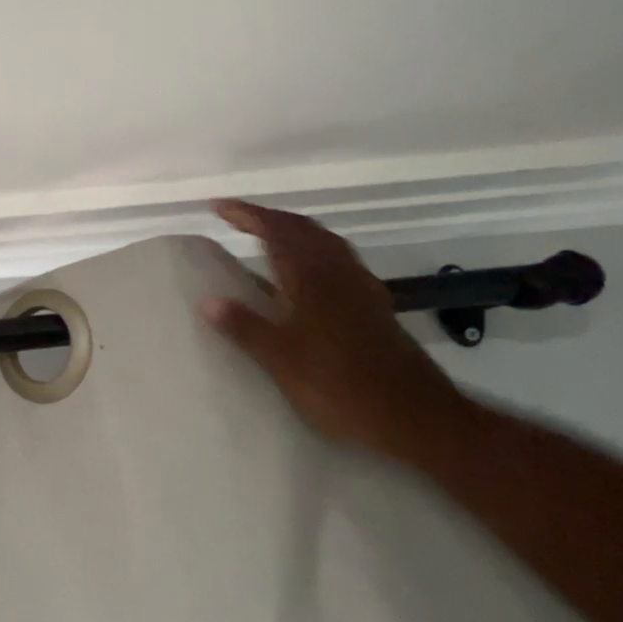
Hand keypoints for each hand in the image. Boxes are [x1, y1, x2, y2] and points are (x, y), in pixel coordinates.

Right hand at [198, 200, 472, 460]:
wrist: (414, 415)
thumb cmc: (339, 386)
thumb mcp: (281, 360)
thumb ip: (245, 328)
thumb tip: (209, 301)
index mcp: (312, 280)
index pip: (276, 232)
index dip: (247, 215)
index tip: (218, 206)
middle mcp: (339, 274)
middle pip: (304, 230)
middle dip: (270, 218)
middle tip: (239, 218)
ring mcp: (361, 289)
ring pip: (325, 244)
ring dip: (295, 233)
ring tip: (268, 239)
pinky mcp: (374, 307)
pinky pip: (339, 263)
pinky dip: (315, 255)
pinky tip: (307, 276)